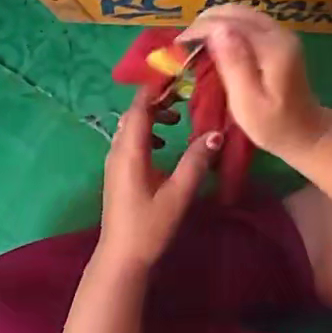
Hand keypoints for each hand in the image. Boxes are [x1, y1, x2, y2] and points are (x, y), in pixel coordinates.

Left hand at [95, 87, 220, 271]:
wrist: (121, 259)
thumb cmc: (149, 227)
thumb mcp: (178, 195)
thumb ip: (196, 162)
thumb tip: (216, 132)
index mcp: (130, 150)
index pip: (140, 107)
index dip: (155, 88)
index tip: (176, 74)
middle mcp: (118, 149)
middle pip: (134, 112)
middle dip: (157, 99)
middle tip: (183, 94)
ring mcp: (115, 160)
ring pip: (131, 125)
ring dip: (152, 115)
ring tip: (177, 118)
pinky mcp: (118, 171)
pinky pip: (130, 138)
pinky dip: (146, 131)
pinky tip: (163, 143)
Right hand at [181, 4, 331, 161]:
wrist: (308, 134)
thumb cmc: (274, 126)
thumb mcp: (249, 103)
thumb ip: (234, 64)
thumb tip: (216, 31)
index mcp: (273, 48)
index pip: (229, 23)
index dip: (200, 29)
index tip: (178, 44)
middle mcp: (279, 32)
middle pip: (235, 11)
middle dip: (205, 22)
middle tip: (184, 43)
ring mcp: (280, 33)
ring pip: (240, 12)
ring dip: (214, 21)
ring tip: (194, 40)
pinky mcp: (278, 37)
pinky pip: (247, 20)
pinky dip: (226, 24)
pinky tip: (213, 40)